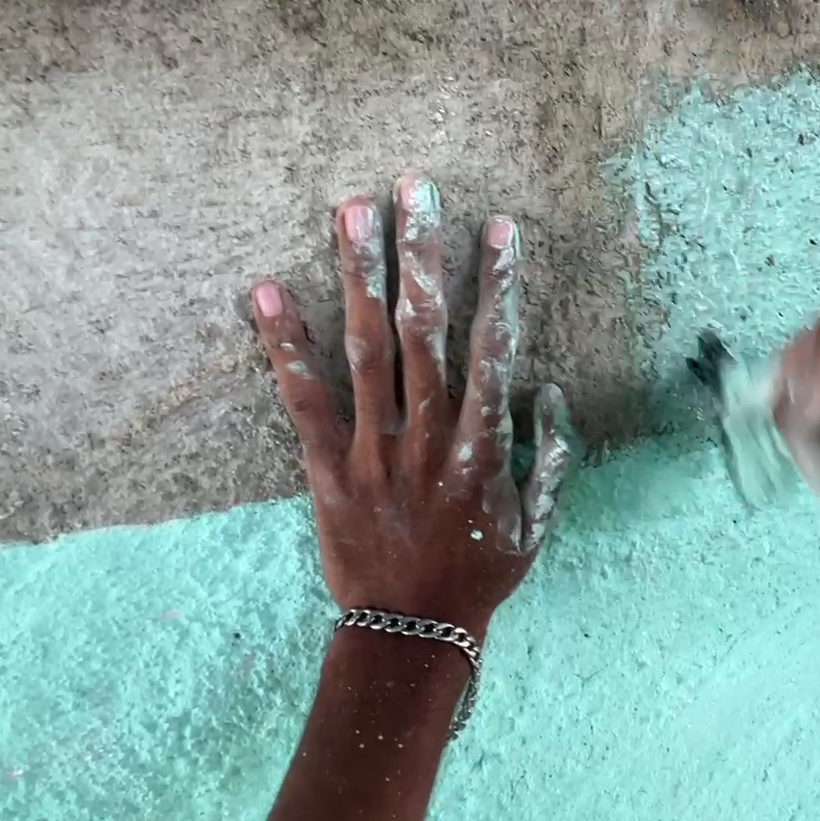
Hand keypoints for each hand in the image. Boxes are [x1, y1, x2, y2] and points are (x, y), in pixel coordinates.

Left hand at [249, 176, 578, 633]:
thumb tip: (552, 390)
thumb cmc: (483, 572)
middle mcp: (430, 435)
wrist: (411, 631)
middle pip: (425, 330)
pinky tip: (266, 290)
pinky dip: (284, 345)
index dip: (498, 286)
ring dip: (359, 275)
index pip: (494, 350)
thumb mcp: (540, 522)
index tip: (499, 230)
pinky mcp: (327, 469)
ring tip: (353, 210)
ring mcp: (373, 449)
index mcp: (484, 446)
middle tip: (413, 189)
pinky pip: (303, 401)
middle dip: (422, 254)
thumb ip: (552, 456)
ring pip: (367, 348)